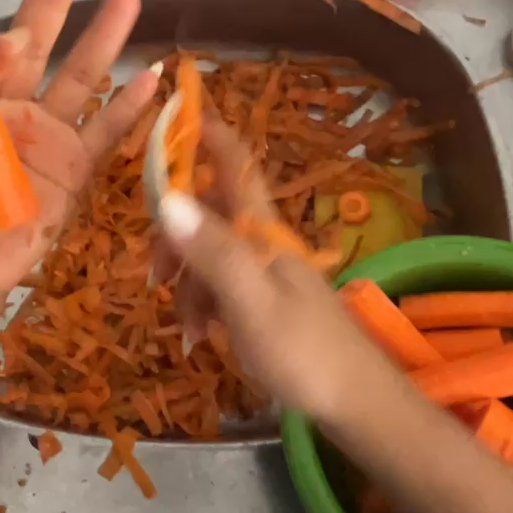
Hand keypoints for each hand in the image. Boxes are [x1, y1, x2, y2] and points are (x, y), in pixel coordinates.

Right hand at [154, 120, 404, 425]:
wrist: (357, 405)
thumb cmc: (305, 352)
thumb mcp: (250, 302)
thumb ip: (212, 251)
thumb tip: (168, 198)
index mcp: (261, 228)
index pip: (232, 161)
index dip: (205, 132)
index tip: (173, 108)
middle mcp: (260, 239)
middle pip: (205, 210)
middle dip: (173, 235)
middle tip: (155, 275)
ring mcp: (261, 270)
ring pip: (205, 252)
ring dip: (184, 281)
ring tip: (184, 323)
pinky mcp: (260, 299)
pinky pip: (216, 285)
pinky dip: (200, 304)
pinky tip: (198, 334)